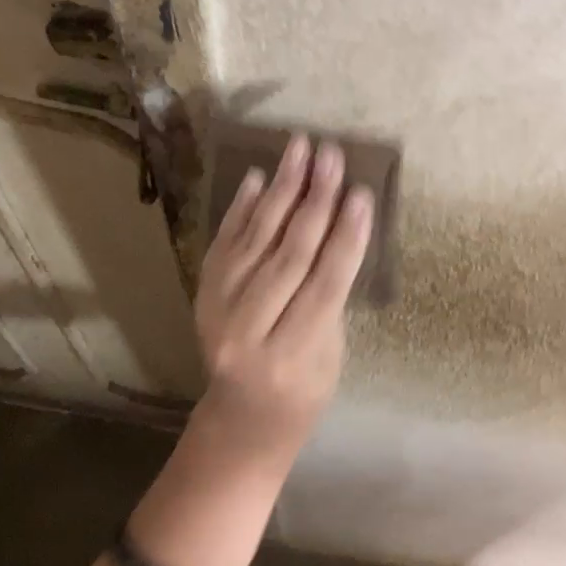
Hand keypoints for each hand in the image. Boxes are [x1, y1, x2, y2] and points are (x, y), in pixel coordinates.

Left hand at [194, 134, 373, 446]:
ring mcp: (218, 311)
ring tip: (300, 149)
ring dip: (281, 190)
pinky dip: (243, 209)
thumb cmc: (305, 389)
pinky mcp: (202, 294)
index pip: (324, 284)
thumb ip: (328, 297)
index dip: (345, 236)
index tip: (362, 192)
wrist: (244, 417)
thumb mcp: (330, 353)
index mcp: (292, 354)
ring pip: (255, 241)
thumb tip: (337, 226)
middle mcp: (248, 331)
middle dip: (315, 200)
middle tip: (332, 155)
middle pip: (288, 255)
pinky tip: (260, 178)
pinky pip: (225, 243)